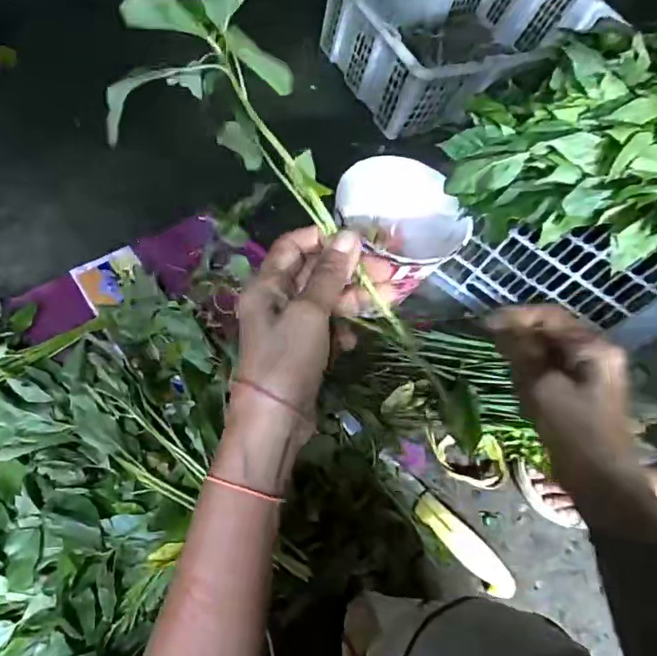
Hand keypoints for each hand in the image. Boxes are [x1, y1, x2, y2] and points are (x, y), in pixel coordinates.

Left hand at [235, 227, 370, 404]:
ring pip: (327, 300)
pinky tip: (353, 339)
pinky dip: (343, 327)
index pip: (293, 246)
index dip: (323, 239)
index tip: (356, 242)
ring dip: (356, 298)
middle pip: (315, 273)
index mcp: (267, 285)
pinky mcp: (306, 348)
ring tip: (390, 296)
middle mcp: (276, 300)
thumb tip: (349, 236)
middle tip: (387, 270)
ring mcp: (292, 326)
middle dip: (351, 270)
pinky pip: (328, 326)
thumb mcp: (310, 311)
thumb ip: (329, 274)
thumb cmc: (287, 358)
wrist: (276, 420)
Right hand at [488, 306, 638, 489]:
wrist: (603, 483)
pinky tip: (517, 378)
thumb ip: (521, 353)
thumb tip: (499, 326)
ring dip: (526, 351)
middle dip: (520, 333)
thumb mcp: (542, 389)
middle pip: (554, 331)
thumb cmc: (574, 434)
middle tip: (488, 340)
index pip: (551, 317)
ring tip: (499, 357)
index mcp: (595, 347)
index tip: (485, 324)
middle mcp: (600, 352)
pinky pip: (557, 368)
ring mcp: (596, 372)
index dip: (516, 316)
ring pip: (554, 350)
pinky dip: (536, 368)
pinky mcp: (587, 391)